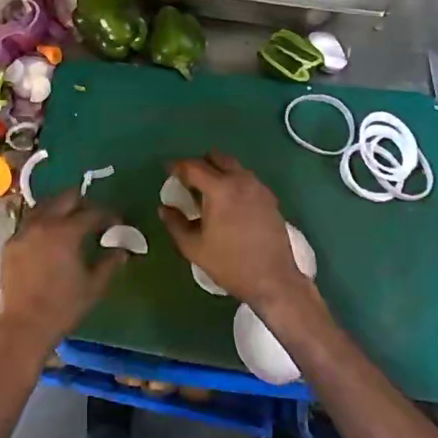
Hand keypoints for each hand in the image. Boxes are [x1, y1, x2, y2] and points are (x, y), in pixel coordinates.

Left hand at [0, 188, 125, 350]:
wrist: (22, 328)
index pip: (93, 212)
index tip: (117, 223)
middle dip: (84, 204)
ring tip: (72, 224)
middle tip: (94, 219)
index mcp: (66, 232)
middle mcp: (43, 224)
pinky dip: (44, 222)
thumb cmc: (62, 308)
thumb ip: (110, 263)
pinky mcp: (10, 243)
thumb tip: (122, 249)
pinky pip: (30, 222)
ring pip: (45, 205)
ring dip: (62, 209)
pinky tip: (50, 238)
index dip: (109, 215)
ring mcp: (23, 231)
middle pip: (66, 197)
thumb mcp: (94, 286)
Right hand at [157, 152, 309, 310]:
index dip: (177, 166)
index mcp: (220, 189)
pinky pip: (247, 179)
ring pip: (234, 166)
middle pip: (217, 157)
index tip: (168, 171)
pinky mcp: (270, 198)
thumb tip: (164, 208)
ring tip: (208, 190)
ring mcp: (258, 187)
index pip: (193, 166)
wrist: (272, 279)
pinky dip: (234, 181)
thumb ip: (175, 224)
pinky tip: (230, 201)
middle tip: (189, 179)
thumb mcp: (194, 248)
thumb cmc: (229, 264)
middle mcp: (240, 180)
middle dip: (200, 163)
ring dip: (219, 170)